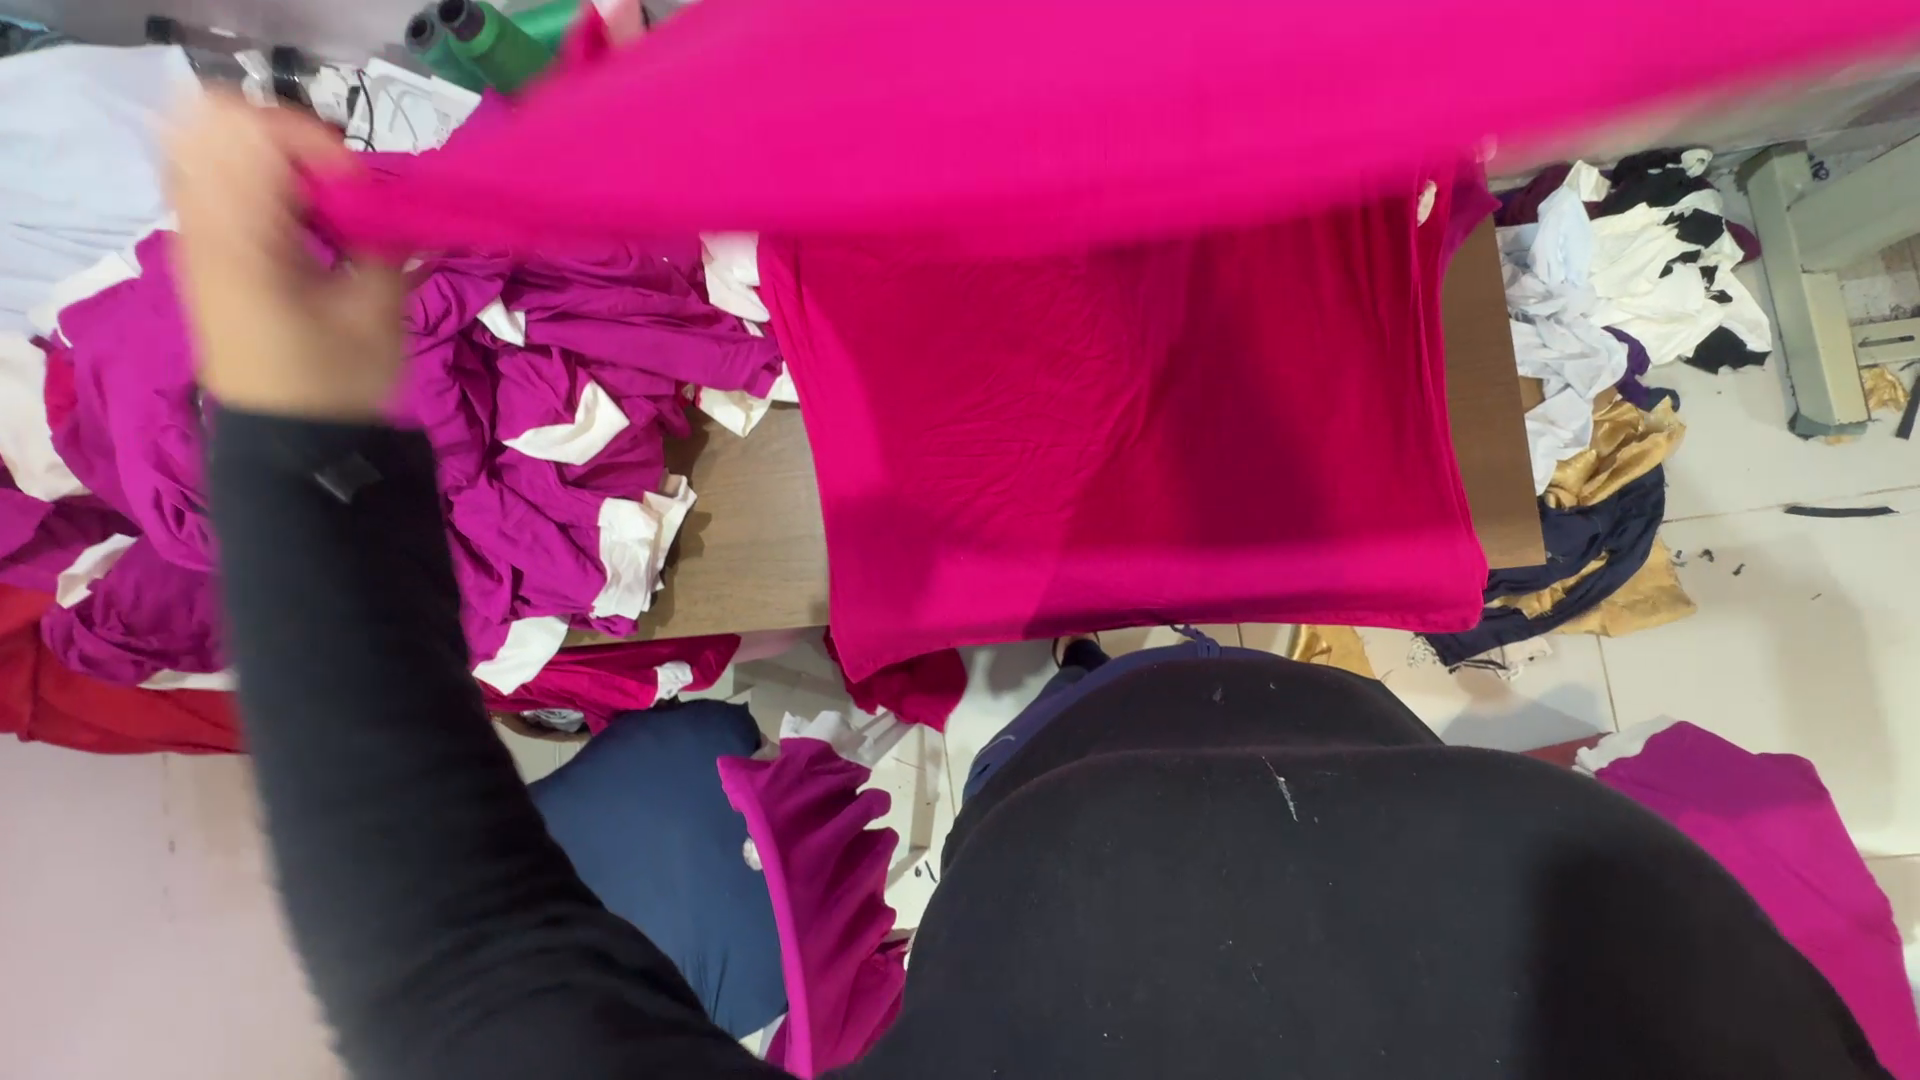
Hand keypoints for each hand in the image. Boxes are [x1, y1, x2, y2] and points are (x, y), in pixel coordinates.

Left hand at [168, 93, 406, 421]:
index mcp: (244, 238)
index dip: (321, 148)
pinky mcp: (208, 245)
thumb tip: (396, 205)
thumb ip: (384, 248)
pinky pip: (217, 176)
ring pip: (213, 142)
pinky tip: (307, 215)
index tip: (367, 192)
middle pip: (219, 122)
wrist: (290, 431)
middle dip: (293, 141)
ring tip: (329, 199)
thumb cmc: (338, 382)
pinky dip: (264, 178)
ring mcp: (198, 231)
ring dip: (279, 158)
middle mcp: (204, 221)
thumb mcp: (378, 317)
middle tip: (345, 184)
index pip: (257, 135)